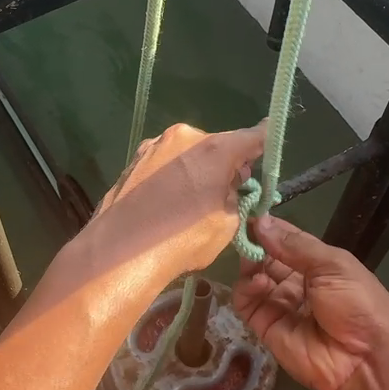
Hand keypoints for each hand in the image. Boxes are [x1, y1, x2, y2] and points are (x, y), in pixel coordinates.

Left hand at [80, 123, 263, 283]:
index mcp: (213, 148)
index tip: (269, 146)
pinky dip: (172, 178)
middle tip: (227, 193)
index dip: (264, 143)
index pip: (251, 137)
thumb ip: (235, 196)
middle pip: (216, 145)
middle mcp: (182, 137)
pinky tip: (167, 205)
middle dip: (225, 164)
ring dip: (196, 170)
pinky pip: (164, 165)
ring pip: (187, 154)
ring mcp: (152, 147)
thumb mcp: (227, 223)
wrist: (119, 252)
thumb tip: (228, 186)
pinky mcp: (132, 162)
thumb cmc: (182, 239)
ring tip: (192, 204)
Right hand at [233, 216, 388, 389]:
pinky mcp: (265, 325)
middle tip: (241, 233)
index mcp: (319, 264)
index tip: (248, 210)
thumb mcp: (334, 266)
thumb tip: (261, 222)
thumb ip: (295, 245)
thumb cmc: (358, 305)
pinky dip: (246, 289)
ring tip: (253, 260)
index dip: (270, 226)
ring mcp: (280, 303)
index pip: (287, 239)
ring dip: (250, 264)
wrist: (364, 362)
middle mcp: (297, 281)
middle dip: (255, 243)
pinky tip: (258, 284)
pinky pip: (247, 302)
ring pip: (253, 276)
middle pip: (267, 256)